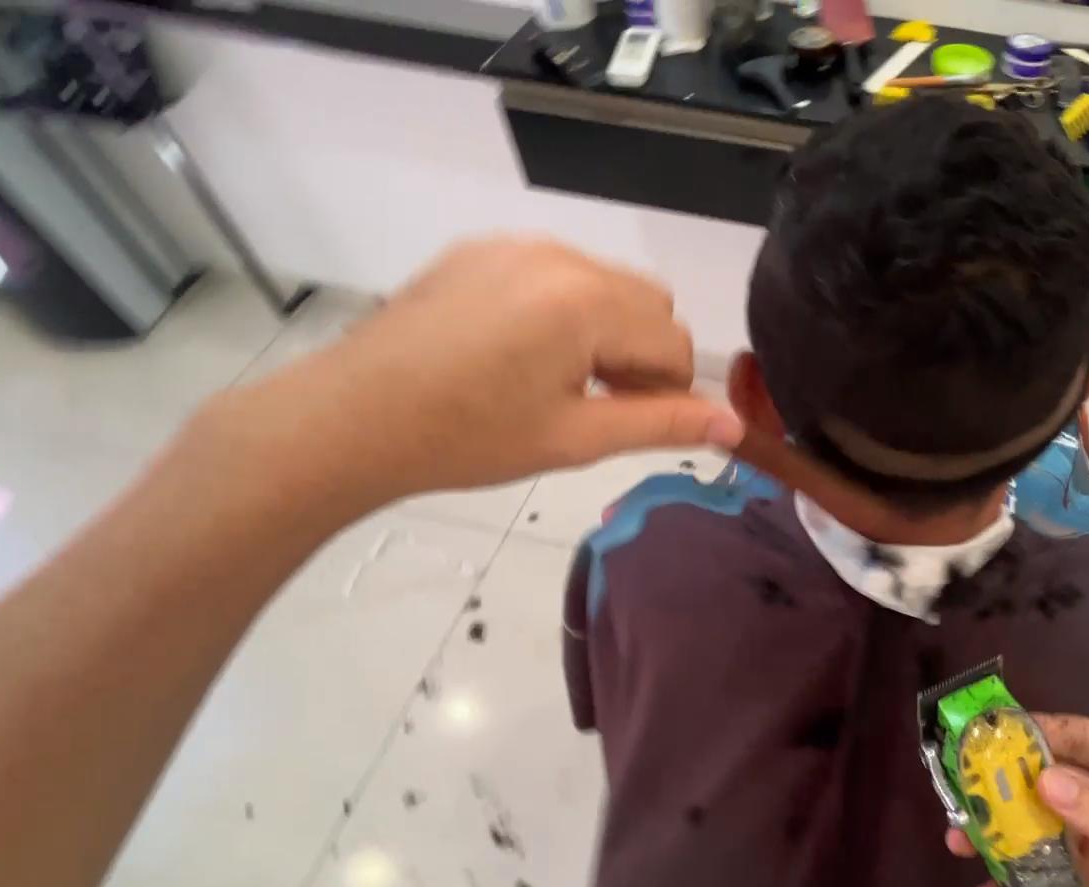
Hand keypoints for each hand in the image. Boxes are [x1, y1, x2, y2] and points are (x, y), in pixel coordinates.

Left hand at [213, 237, 742, 507]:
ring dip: (611, 330)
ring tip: (562, 378)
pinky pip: (562, 271)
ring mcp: (517, 245)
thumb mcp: (577, 439)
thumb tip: (735, 427)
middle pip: (651, 302)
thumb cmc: (469, 438)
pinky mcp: (483, 249)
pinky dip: (570, 309)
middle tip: (599, 401)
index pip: (674, 341)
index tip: (629, 421)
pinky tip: (525, 351)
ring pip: (610, 284)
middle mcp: (559, 257)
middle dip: (645, 353)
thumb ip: (663, 424)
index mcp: (585, 303)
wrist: (353, 417)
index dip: (669, 390)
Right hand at [946, 715, 1088, 886]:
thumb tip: (1045, 781)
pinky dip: (1019, 885)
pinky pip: (1048, 879)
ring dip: (1005, 835)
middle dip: (1009, 787)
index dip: (1042, 733)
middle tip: (964, 794)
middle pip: (1057, 785)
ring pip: (1044, 830)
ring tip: (963, 843)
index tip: (991, 735)